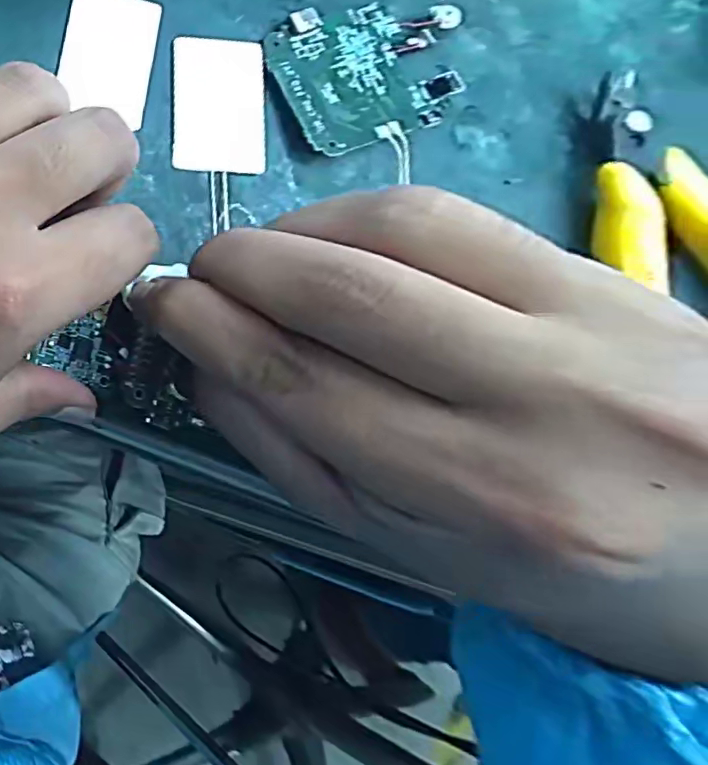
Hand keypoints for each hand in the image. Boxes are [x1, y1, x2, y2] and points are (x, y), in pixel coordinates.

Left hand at [0, 63, 156, 489]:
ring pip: (19, 85)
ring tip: (12, 157)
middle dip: (104, 167)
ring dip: (39, 116)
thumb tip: (80, 395)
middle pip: (97, 134)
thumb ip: (25, 399)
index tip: (88, 269)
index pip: (129, 233)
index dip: (123, 252)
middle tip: (65, 203)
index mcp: (10, 294)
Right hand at [132, 187, 707, 683]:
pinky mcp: (611, 274)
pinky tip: (324, 242)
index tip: (152, 300)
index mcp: (473, 492)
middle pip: (338, 293)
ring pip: (394, 230)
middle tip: (192, 274)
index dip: (199, 323)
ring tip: (257, 260)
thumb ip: (270, 439)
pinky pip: (448, 213)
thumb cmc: (518, 550)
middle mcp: (548, 404)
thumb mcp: (376, 528)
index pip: (291, 377)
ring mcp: (599, 327)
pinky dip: (350, 215)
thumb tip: (196, 353)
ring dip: (287, 231)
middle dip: (229, 265)